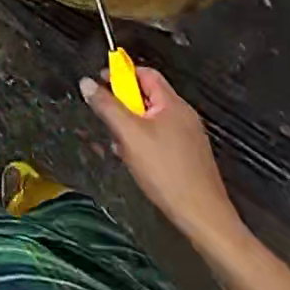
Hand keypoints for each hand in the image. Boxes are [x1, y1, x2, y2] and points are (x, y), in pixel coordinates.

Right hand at [82, 66, 241, 244]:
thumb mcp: (128, 133)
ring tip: (120, 142)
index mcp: (173, 105)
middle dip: (121, 104)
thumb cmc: (166, 172)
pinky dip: (140, 140)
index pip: (145, 73)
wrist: (202, 217)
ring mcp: (186, 137)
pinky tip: (133, 157)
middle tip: (107, 117)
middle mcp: (183, 116)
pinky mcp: (186, 155)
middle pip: (145, 95)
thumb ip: (106, 105)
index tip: (100, 83)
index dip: (120, 73)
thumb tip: (87, 83)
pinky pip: (156, 136)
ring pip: (148, 118)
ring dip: (128, 125)